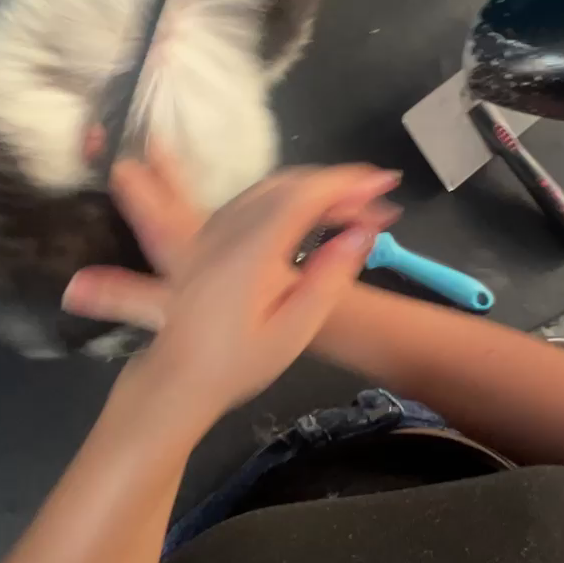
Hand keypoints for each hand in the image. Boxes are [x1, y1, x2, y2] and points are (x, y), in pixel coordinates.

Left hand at [64, 155, 401, 408]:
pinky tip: (313, 212)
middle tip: (380, 199)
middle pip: (289, 185)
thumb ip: (329, 279)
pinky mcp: (208, 236)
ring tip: (355, 205)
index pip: (303, 198)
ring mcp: (212, 230)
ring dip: (316, 188)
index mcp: (250, 253)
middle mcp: (227, 231)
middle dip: (338, 183)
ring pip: (271, 187)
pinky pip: (255, 199)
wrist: (178, 379)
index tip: (385, 183)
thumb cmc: (239, 363)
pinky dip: (291, 195)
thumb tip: (362, 233)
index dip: (347, 183)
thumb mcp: (293, 332)